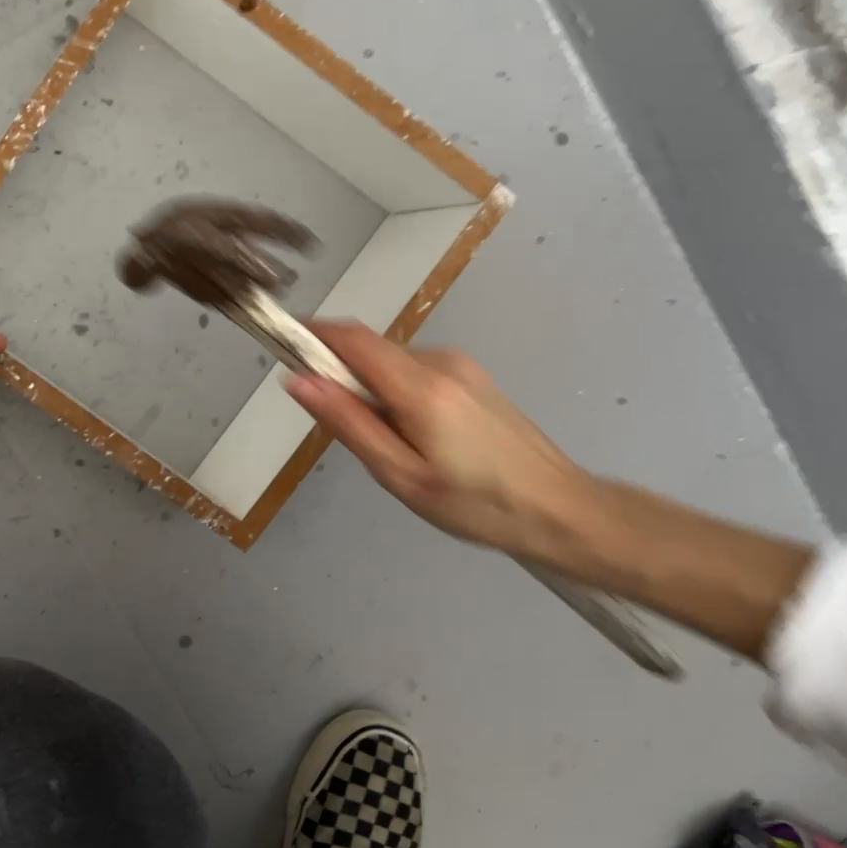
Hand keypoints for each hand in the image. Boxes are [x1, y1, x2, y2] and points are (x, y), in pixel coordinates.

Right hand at [282, 321, 590, 555]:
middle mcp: (441, 363)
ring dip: (365, 386)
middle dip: (336, 371)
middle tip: (335, 424)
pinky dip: (391, 391)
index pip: (351, 338)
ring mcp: (461, 368)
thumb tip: (298, 380)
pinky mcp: (472, 379)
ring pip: (389, 362)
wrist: (566, 514)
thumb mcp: (400, 474)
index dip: (310, 333)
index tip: (279, 344)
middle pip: (368, 349)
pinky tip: (410, 436)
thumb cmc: (477, 505)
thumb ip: (348, 423)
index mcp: (421, 387)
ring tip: (382, 443)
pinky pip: (411, 372)